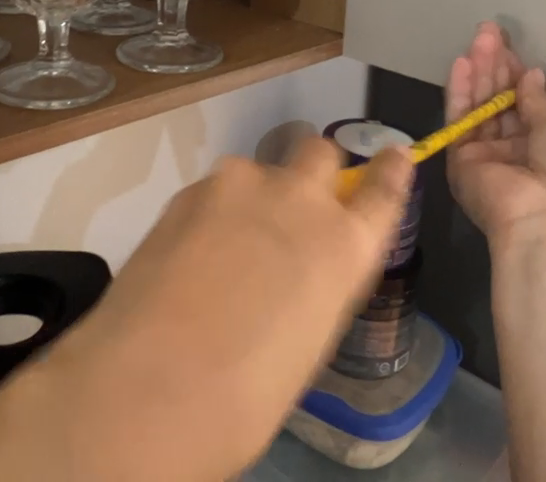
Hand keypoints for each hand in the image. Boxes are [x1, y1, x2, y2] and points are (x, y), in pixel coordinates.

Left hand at [0, 138, 413, 481]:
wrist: (152, 384)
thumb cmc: (247, 394)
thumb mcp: (308, 339)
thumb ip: (317, 283)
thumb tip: (303, 271)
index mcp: (345, 246)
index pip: (383, 189)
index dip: (389, 168)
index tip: (393, 153)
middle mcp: (300, 199)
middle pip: (318, 151)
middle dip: (313, 169)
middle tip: (291, 207)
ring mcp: (242, 186)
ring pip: (257, 170)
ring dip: (253, 195)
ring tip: (224, 246)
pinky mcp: (191, 189)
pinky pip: (214, 190)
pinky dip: (212, 211)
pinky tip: (190, 254)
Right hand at [446, 21, 545, 245]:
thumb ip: (539, 100)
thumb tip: (530, 75)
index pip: (529, 102)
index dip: (520, 73)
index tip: (512, 46)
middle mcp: (519, 149)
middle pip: (502, 100)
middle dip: (497, 65)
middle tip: (489, 30)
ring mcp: (488, 155)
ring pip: (480, 106)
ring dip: (479, 71)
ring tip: (478, 37)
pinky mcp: (461, 160)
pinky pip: (460, 121)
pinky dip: (460, 91)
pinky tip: (462, 63)